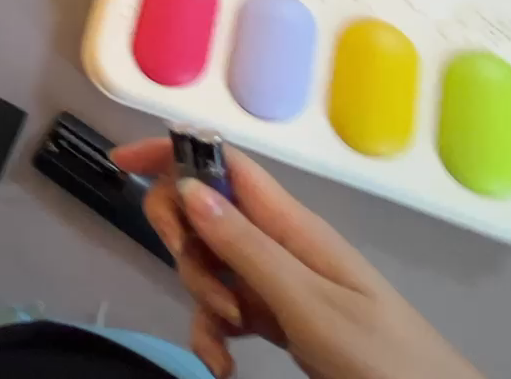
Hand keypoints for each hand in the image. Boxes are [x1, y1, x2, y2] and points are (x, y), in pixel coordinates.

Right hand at [112, 139, 482, 378]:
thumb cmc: (387, 362)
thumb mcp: (311, 307)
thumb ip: (246, 248)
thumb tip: (187, 187)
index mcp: (289, 224)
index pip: (221, 162)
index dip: (171, 151)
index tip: (123, 161)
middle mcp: (277, 242)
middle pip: (201, 211)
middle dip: (183, 241)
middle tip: (200, 280)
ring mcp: (275, 280)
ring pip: (207, 260)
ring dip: (201, 294)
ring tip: (228, 338)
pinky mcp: (276, 317)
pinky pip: (222, 306)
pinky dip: (211, 331)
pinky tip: (221, 364)